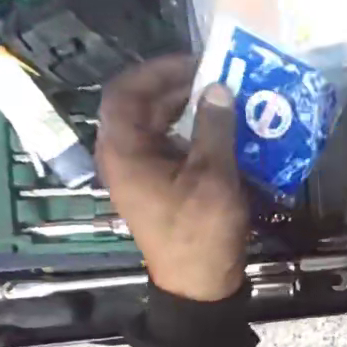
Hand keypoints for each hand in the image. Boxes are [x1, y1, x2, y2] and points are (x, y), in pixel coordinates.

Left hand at [96, 55, 247, 301]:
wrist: (199, 284)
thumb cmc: (201, 230)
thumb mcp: (213, 175)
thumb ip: (214, 126)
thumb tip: (217, 88)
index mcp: (124, 151)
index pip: (125, 91)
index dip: (157, 70)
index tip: (196, 62)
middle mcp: (123, 157)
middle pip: (140, 107)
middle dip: (177, 89)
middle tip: (217, 79)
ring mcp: (139, 174)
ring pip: (156, 127)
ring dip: (186, 111)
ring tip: (222, 101)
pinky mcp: (156, 187)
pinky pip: (168, 148)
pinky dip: (190, 135)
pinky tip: (220, 133)